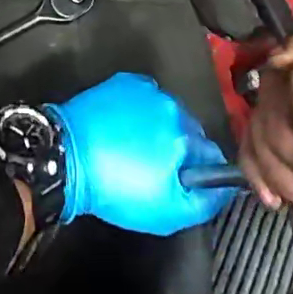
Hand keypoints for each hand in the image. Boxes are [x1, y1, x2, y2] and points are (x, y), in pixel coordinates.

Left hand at [47, 73, 235, 234]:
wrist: (68, 156)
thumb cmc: (116, 186)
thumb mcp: (167, 211)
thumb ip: (205, 201)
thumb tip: (225, 188)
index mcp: (184, 135)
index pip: (211, 153)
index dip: (200, 171)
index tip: (184, 181)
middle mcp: (170, 105)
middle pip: (189, 129)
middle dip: (180, 147)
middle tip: (156, 167)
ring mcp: (145, 89)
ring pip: (167, 112)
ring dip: (160, 127)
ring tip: (135, 148)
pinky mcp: (124, 82)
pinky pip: (144, 97)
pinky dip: (140, 110)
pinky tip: (124, 128)